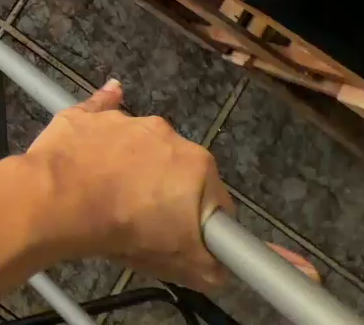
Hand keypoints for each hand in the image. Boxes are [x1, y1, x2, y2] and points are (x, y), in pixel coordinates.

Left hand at [23, 80, 230, 289]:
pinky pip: (101, 104)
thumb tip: (302, 273)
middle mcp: (164, 132)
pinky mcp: (84, 112)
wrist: (61, 200)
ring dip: (131, 161)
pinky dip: (107, 100)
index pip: (212, 198)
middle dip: (164, 189)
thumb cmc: (128, 230)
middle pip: (173, 166)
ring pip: (136, 143)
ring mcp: (121, 118)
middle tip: (143, 217)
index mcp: (198, 164)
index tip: (182, 234)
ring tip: (110, 189)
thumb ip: (240, 263)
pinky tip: (113, 89)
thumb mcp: (193, 266)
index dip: (200, 221)